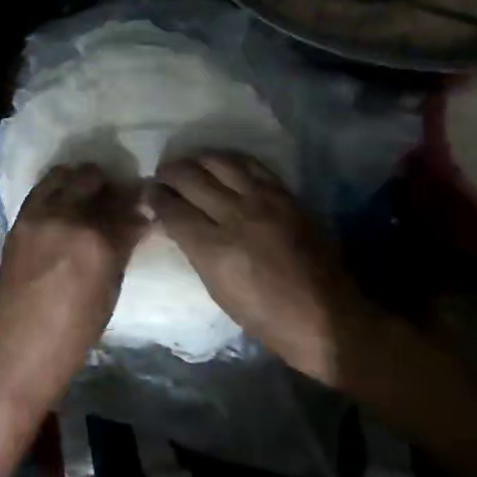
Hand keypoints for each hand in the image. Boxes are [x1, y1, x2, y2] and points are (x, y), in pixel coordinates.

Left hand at [0, 164, 144, 401]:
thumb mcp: (110, 290)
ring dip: (81, 181)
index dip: (138, 208)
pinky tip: (66, 204)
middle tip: (115, 201)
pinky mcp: (21, 218)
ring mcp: (40, 214)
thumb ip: (122, 249)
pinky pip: (43, 188)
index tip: (141, 209)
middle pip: (94, 178)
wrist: (18, 347)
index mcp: (98, 241)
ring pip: (66, 175)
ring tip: (88, 198)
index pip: (127, 209)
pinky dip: (58, 189)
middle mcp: (68, 217)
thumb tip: (136, 224)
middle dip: (109, 187)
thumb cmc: (73, 332)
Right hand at [150, 153, 374, 385]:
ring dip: (196, 159)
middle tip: (162, 176)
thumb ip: (195, 250)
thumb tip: (175, 223)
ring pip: (219, 161)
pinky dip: (229, 159)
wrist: (327, 315)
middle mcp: (236, 216)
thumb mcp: (219, 290)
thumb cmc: (267, 317)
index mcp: (215, 250)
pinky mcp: (284, 194)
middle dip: (169, 173)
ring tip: (188, 164)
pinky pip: (250, 163)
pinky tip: (220, 163)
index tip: (148, 193)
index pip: (173, 209)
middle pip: (190, 178)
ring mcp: (263, 200)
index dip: (155, 197)